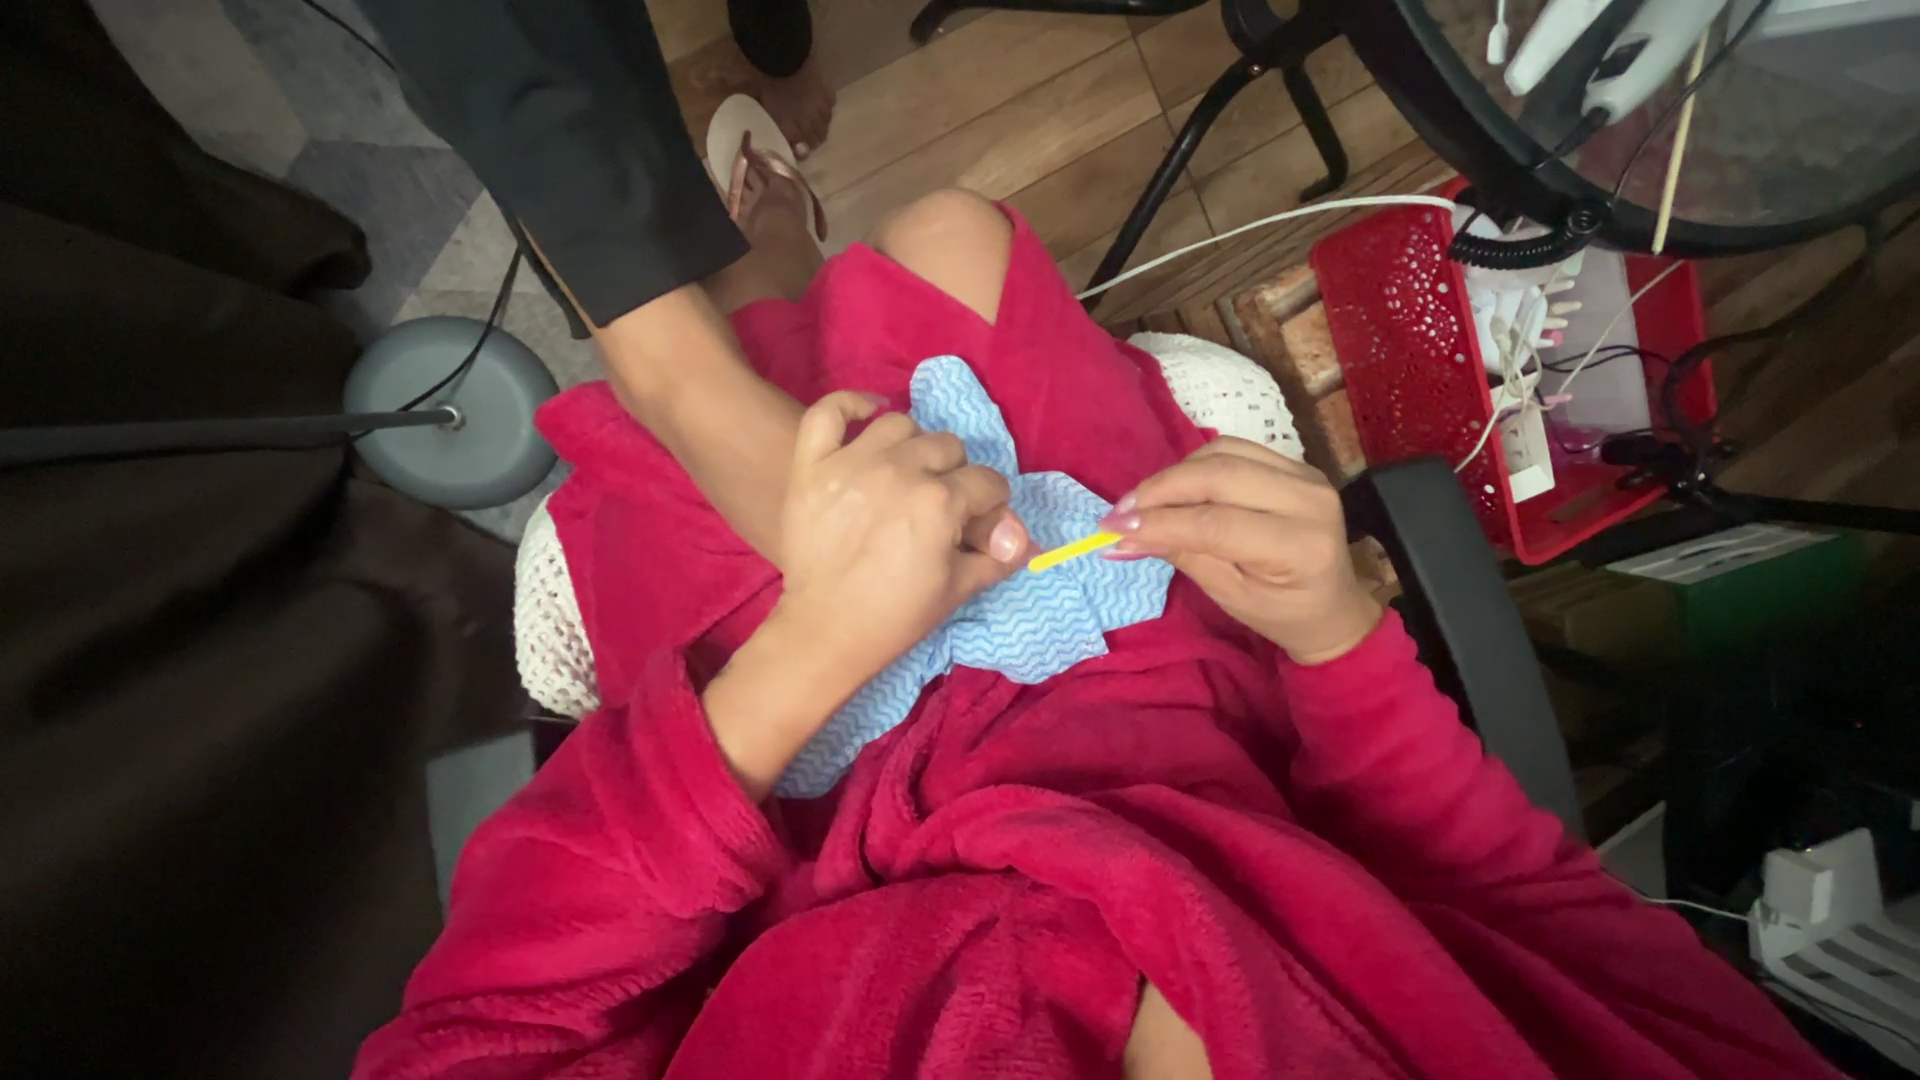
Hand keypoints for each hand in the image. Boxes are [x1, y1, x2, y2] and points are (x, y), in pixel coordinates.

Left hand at [774, 391, 1028, 689]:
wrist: (826, 631)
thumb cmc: (897, 616)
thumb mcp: (958, 589)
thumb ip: (998, 556)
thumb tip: (1028, 539)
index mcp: (939, 502)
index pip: (987, 482)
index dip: (990, 504)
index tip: (979, 522)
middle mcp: (899, 471)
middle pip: (947, 446)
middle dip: (955, 473)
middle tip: (940, 503)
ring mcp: (851, 463)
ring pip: (899, 424)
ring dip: (912, 445)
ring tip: (907, 472)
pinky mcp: (812, 466)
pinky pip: (829, 412)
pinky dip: (850, 405)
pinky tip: (868, 413)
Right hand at [1102, 438, 1381, 663]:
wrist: (1331, 604)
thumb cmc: (1279, 612)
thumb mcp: (1227, 594)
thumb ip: (1180, 555)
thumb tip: (1119, 538)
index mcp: (1300, 546)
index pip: (1215, 524)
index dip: (1158, 522)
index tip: (1111, 529)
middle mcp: (1310, 500)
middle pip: (1219, 475)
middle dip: (1160, 489)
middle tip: (1119, 511)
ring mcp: (1305, 474)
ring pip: (1223, 453)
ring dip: (1174, 474)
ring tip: (1142, 501)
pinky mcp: (1293, 463)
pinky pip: (1233, 449)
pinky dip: (1195, 465)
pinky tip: (1175, 488)